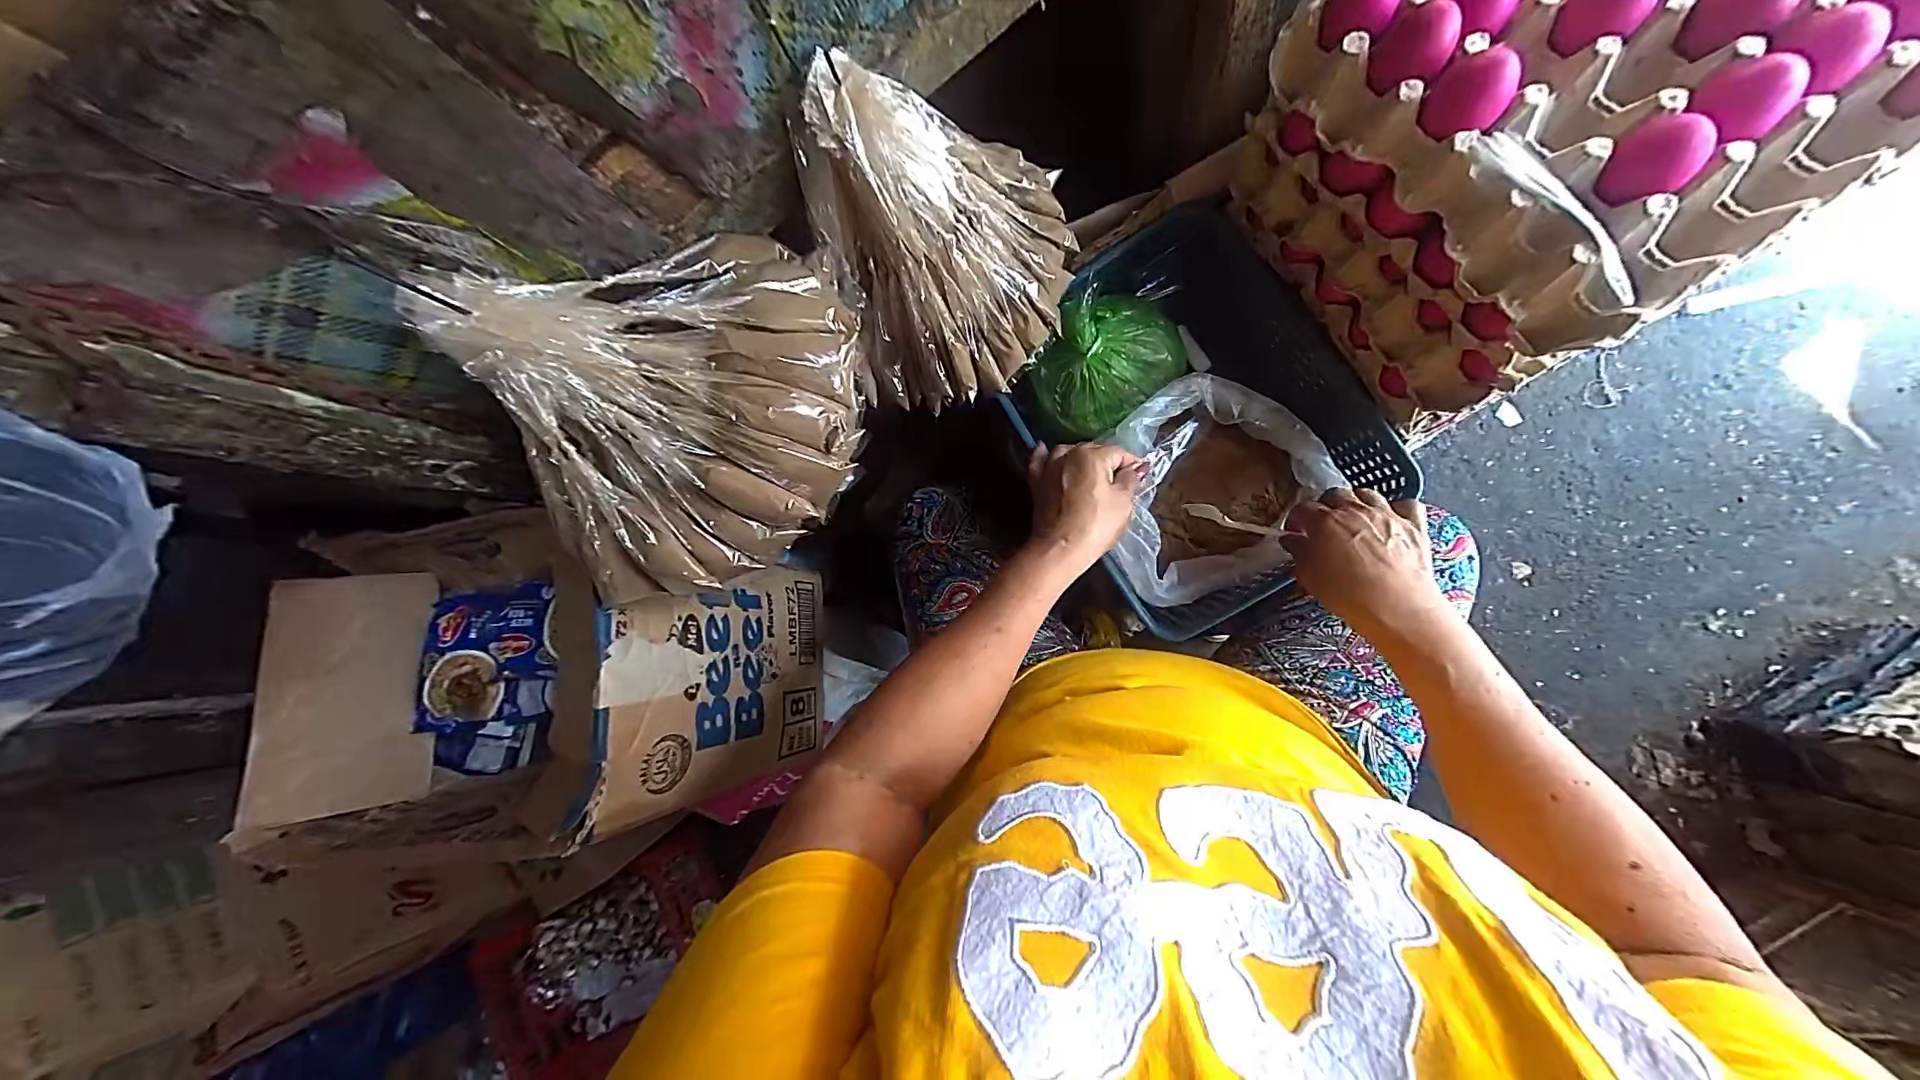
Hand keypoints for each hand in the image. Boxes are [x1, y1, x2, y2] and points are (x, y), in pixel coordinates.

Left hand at [1026, 443, 1147, 569]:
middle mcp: (1067, 455)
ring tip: (1090, 473)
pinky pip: (1040, 462)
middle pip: (1093, 451)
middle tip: (1119, 482)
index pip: (1118, 453)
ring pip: (1067, 453)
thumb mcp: (1124, 503)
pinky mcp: (1036, 484)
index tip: (1139, 478)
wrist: (1059, 550)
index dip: (1132, 464)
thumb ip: (1131, 479)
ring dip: (1080, 458)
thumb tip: (1137, 467)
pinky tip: (1046, 452)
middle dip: (1108, 463)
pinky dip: (1045, 456)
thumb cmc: (1095, 526)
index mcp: (1091, 456)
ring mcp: (1048, 469)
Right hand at [1281, 489, 1452, 640]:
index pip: (1303, 508)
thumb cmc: (1349, 594)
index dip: (1296, 519)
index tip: (1295, 530)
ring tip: (1354, 518)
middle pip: (1335, 494)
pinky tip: (1391, 519)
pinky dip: (1397, 508)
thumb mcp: (1310, 576)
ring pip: (1367, 494)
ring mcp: (1386, 515)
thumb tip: (1292, 540)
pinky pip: (1406, 504)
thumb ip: (1299, 552)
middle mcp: (1354, 511)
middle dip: (1325, 505)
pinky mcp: (1413, 525)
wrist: (1397, 606)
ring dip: (1357, 502)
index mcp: (1324, 522)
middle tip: (1322, 524)